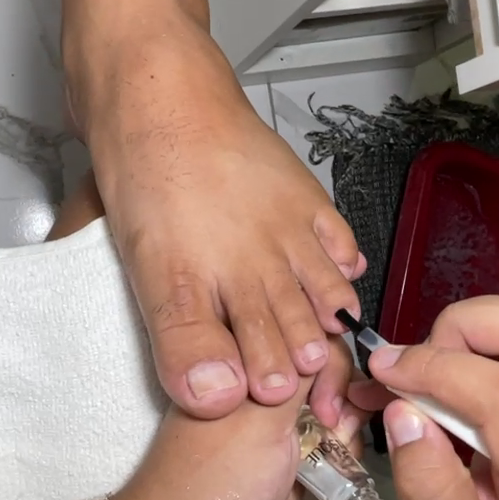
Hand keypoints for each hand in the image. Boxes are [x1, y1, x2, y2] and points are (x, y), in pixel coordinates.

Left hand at [70, 11, 364, 425]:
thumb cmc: (151, 179)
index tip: (284, 403)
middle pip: (300, 318)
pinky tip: (347, 262)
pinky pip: (332, 226)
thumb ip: (188, 340)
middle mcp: (274, 258)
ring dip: (328, 309)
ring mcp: (289, 220)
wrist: (164, 96)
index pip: (269, 348)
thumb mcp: (154, 277)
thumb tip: (222, 397)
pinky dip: (341, 250)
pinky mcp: (293, 186)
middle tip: (321, 380)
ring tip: (337, 331)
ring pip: (321, 278)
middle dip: (306, 353)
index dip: (275, 378)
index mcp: (239, 286)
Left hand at [117, 350, 364, 499]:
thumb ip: (297, 377)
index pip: (298, 333)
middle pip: (324, 367)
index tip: (332, 390)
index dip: (326, 352)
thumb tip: (329, 333)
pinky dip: (344, 446)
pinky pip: (332, 440)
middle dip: (341, 391)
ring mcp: (277, 424)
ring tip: (337, 444)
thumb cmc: (214, 481)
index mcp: (240, 363)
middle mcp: (260, 387)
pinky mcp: (293, 459)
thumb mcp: (258, 419)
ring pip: (332, 403)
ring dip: (346, 420)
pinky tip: (343, 461)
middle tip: (333, 424)